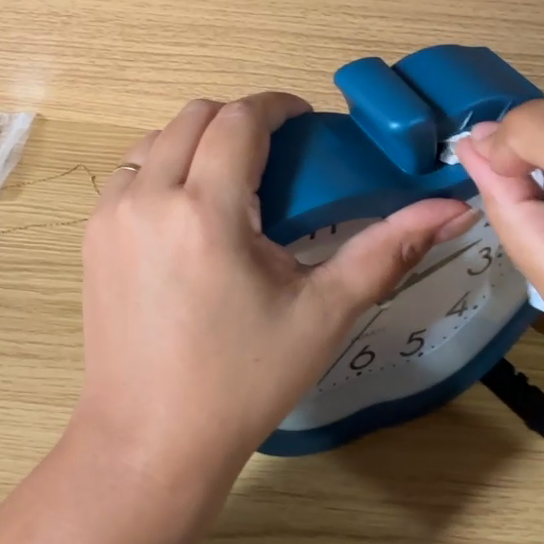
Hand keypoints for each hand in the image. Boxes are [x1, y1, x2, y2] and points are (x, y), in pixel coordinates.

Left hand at [75, 94, 475, 480]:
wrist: (150, 437)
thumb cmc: (243, 381)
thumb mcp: (322, 315)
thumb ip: (386, 251)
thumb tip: (451, 209)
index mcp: (206, 211)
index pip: (239, 120)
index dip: (276, 106)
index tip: (304, 119)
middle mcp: (148, 198)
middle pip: (194, 116)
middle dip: (238, 119)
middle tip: (276, 153)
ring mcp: (111, 216)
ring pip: (155, 139)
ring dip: (196, 140)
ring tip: (232, 179)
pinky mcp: (92, 236)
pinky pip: (127, 173)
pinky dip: (160, 168)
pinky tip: (188, 211)